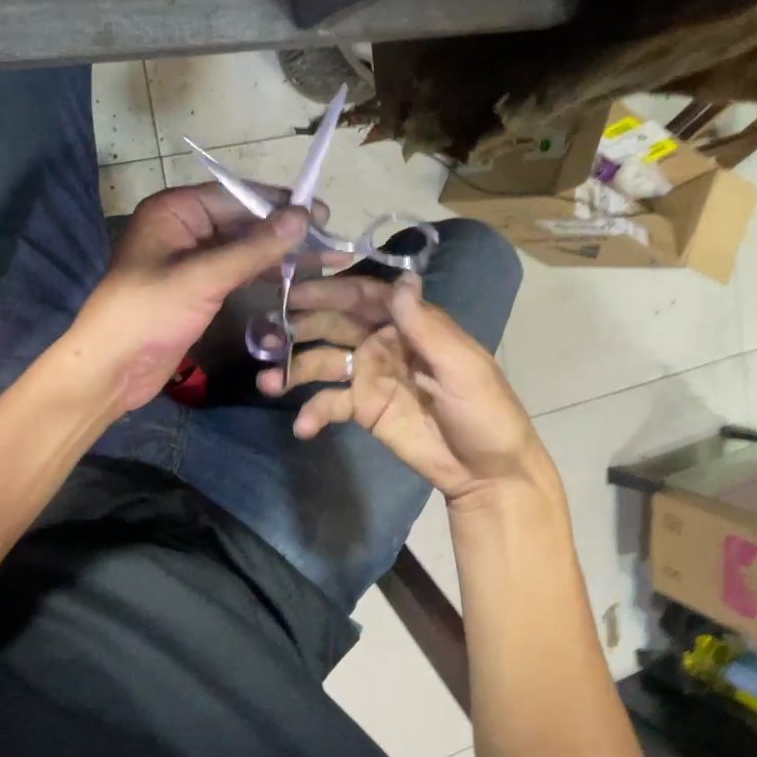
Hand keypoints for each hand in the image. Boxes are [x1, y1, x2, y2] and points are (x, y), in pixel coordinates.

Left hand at [72, 184, 306, 413]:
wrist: (111, 368)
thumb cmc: (147, 313)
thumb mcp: (202, 277)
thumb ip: (253, 248)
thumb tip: (303, 216)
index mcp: (174, 211)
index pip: (235, 195)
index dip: (280, 203)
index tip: (322, 212)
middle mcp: (182, 228)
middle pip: (242, 220)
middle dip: (285, 230)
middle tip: (332, 239)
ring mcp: (190, 260)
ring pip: (243, 248)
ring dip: (281, 253)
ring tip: (328, 259)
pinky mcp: (197, 289)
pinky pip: (236, 272)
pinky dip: (264, 273)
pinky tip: (298, 277)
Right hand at [258, 273, 552, 511]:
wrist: (488, 475)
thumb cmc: (486, 414)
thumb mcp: (463, 369)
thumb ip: (428, 327)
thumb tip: (402, 280)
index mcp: (411, 326)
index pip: (365, 297)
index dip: (330, 290)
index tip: (295, 291)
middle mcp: (384, 343)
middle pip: (335, 324)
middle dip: (300, 326)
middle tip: (267, 334)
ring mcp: (370, 376)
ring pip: (322, 361)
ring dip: (294, 368)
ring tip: (268, 382)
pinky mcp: (362, 409)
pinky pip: (328, 403)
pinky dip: (311, 412)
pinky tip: (302, 427)